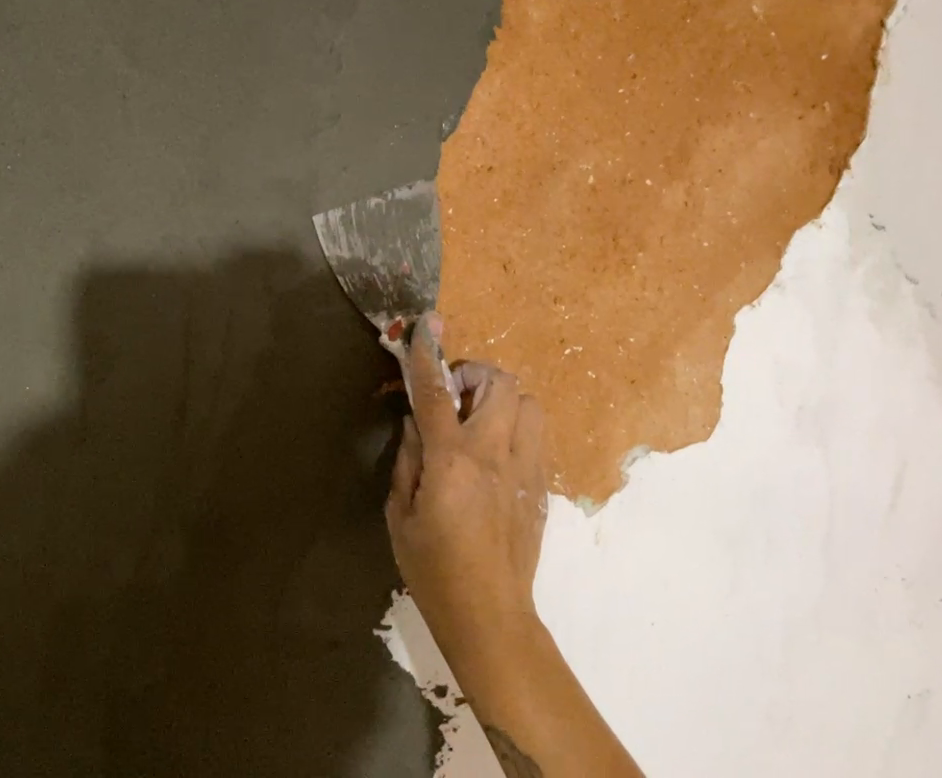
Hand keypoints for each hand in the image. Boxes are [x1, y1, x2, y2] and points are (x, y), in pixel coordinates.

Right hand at [386, 314, 549, 675]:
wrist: (490, 613)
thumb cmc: (432, 568)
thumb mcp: (399, 513)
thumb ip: (409, 459)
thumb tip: (415, 423)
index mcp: (452, 462)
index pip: (437, 394)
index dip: (428, 356)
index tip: (424, 327)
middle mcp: (495, 455)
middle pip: (500, 384)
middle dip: (473, 374)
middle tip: (450, 396)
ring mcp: (526, 469)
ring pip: (528, 402)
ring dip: (499, 398)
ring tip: (474, 420)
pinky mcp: (542, 486)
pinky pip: (535, 434)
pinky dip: (513, 425)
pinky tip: (491, 453)